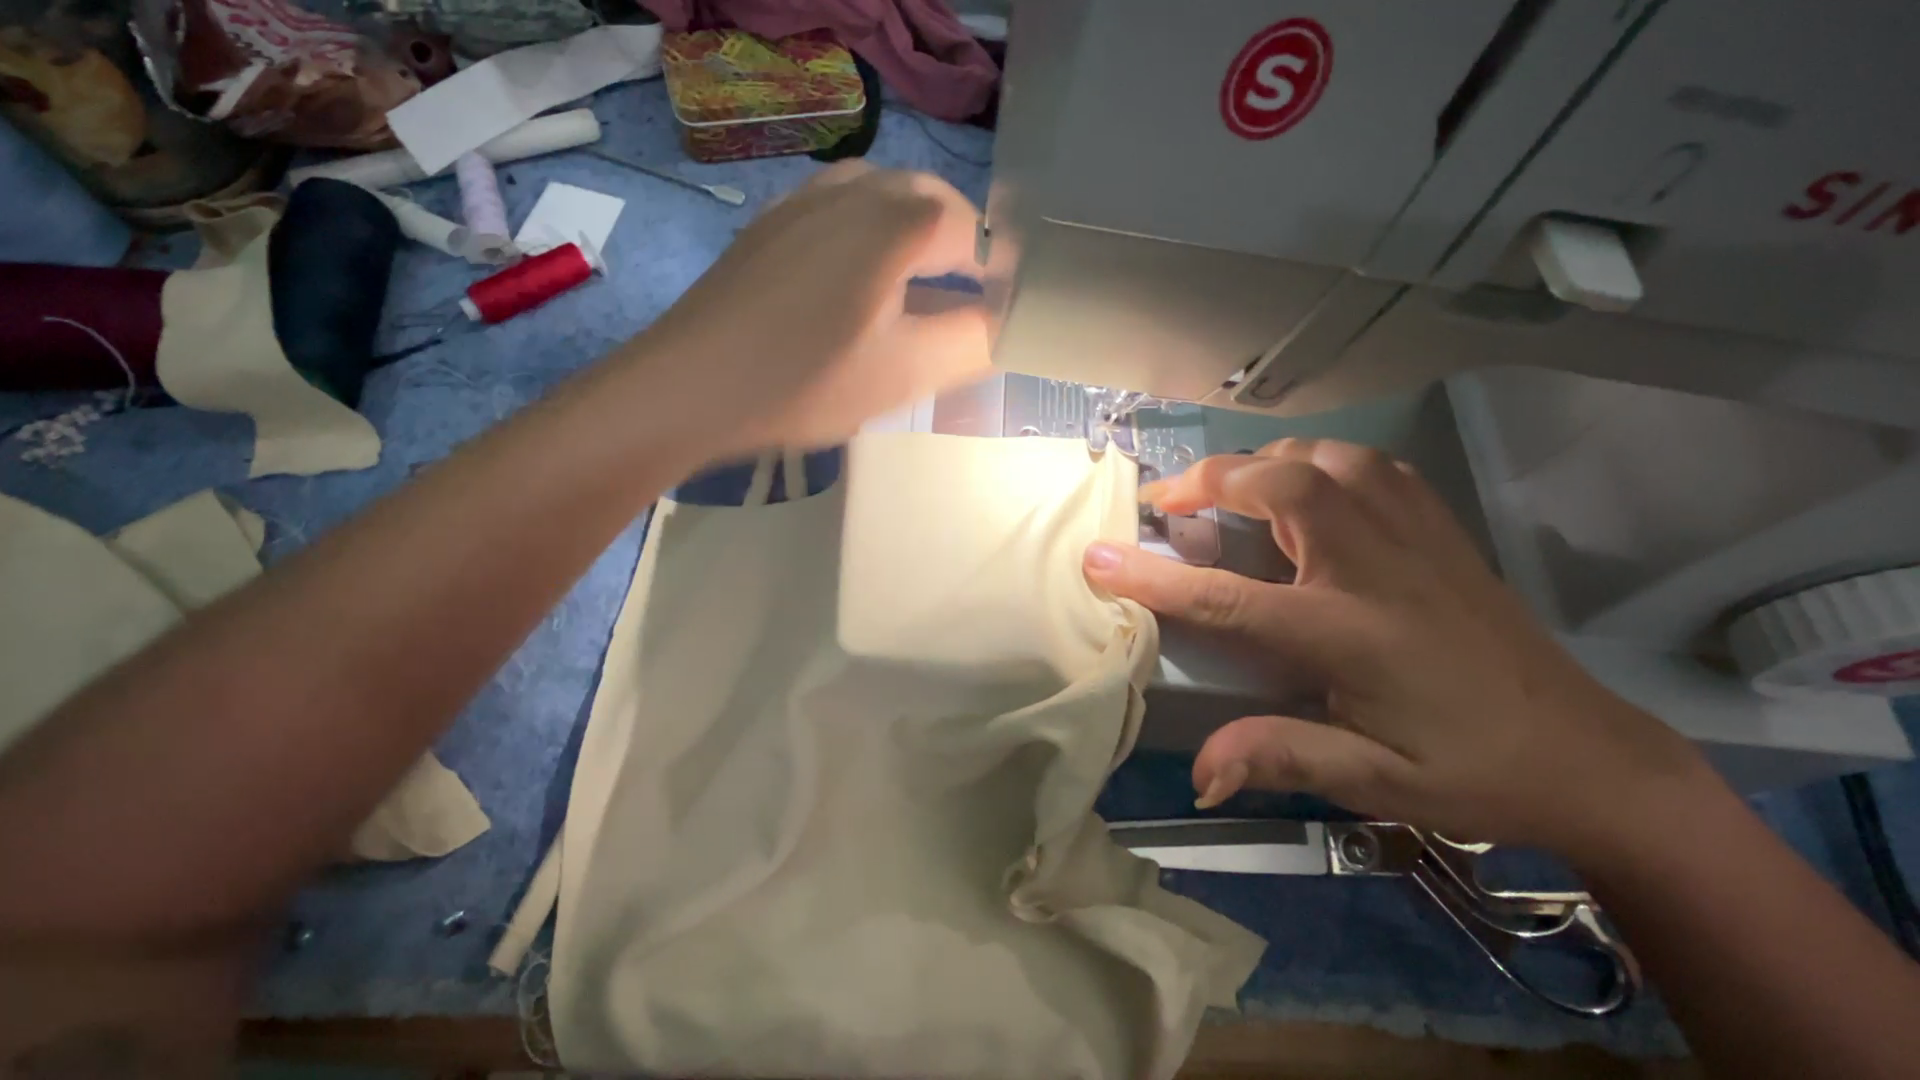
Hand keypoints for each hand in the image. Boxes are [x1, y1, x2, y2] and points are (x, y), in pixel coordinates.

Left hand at [618, 161, 992, 458]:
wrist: (688, 385)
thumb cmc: (805, 381)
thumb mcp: (905, 374)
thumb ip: (972, 341)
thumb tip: (1004, 320)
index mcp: (896, 220)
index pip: (976, 229)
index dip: (997, 272)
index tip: (999, 315)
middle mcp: (855, 188)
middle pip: (932, 199)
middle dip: (960, 244)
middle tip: (964, 302)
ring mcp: (806, 198)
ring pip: (884, 195)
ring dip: (913, 231)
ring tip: (915, 286)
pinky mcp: (773, 220)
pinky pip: (840, 205)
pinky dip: (868, 230)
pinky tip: (855, 279)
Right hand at [1082, 438, 1710, 858]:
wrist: (1586, 754)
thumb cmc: (1473, 771)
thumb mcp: (1375, 781)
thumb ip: (1283, 756)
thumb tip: (1199, 772)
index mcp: (1348, 628)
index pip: (1227, 594)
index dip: (1153, 576)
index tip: (1097, 556)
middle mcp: (1375, 564)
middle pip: (1279, 485)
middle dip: (1210, 480)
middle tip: (1165, 502)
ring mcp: (1415, 537)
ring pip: (1328, 458)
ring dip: (1266, 461)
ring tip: (1232, 487)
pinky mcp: (1442, 530)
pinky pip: (1371, 466)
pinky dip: (1322, 460)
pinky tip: (1309, 485)